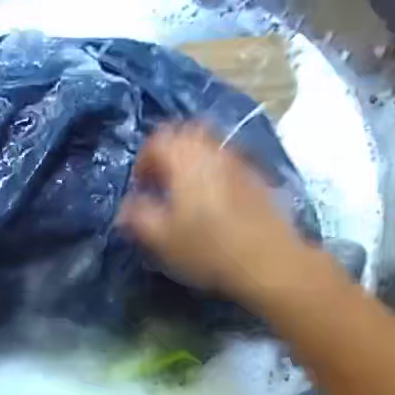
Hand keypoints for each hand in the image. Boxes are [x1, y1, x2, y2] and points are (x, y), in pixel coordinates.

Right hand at [118, 123, 318, 303]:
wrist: (270, 260)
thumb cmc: (208, 247)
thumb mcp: (161, 238)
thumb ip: (137, 217)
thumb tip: (125, 208)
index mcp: (184, 157)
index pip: (155, 140)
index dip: (142, 162)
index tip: (140, 188)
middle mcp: (212, 149)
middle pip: (185, 134)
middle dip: (169, 154)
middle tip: (162, 184)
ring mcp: (239, 160)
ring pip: (209, 147)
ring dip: (192, 163)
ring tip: (186, 195)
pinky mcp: (258, 177)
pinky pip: (228, 163)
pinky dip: (215, 174)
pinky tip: (214, 204)